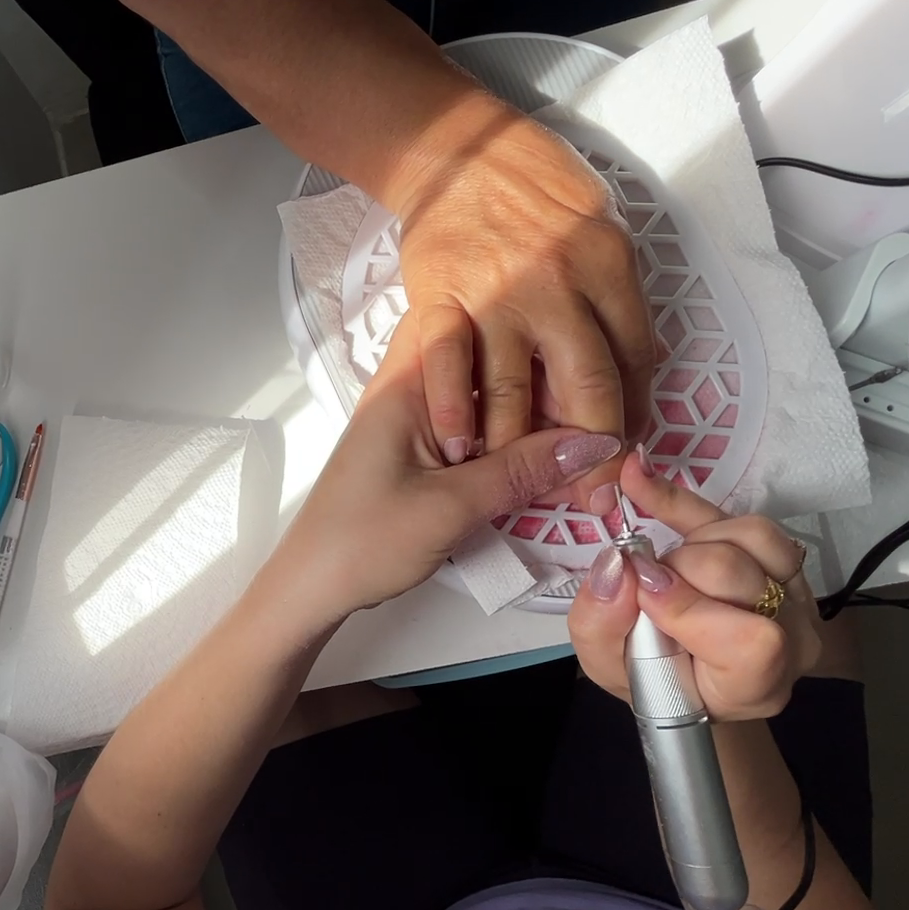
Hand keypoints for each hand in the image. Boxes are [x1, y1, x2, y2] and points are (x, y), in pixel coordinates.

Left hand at [261, 335, 620, 625]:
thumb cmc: (364, 542)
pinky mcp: (417, 451)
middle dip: (540, 382)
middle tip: (596, 412)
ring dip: (526, 418)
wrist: (311, 587)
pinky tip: (540, 465)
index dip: (530, 334)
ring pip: (483, 398)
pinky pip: (472, 430)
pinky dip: (505, 443)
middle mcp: (408, 389)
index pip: (473, 322)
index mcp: (407, 383)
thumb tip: (597, 442)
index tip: (586, 362)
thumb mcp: (450, 507)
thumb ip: (522, 470)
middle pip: (486, 360)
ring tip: (578, 442)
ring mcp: (412, 420)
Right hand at [384, 97, 656, 504]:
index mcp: (608, 266)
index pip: (634, 358)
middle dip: (590, 451)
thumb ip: (612, 301)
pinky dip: (452, 408)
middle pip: (585, 383)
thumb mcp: (597, 232)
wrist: (461, 153)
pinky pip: (448, 362)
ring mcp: (496, 292)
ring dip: (515, 444)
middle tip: (591, 501)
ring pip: (513, 384)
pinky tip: (457, 447)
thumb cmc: (534, 192)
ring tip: (517, 490)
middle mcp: (559, 283)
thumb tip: (629, 374)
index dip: (634, 417)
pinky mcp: (441, 297)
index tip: (624, 458)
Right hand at [568, 450, 820, 720]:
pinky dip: (683, 498)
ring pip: (753, 537)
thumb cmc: (645, 677)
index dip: (690, 607)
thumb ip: (600, 623)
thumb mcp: (603, 666)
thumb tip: (617, 564)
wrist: (678, 668)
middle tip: (643, 585)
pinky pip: (743, 514)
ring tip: (665, 566)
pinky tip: (638, 482)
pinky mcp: (781, 559)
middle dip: (674, 568)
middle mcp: (793, 642)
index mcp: (752, 685)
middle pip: (738, 574)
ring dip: (690, 542)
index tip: (642, 594)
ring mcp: (798, 598)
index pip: (752, 640)